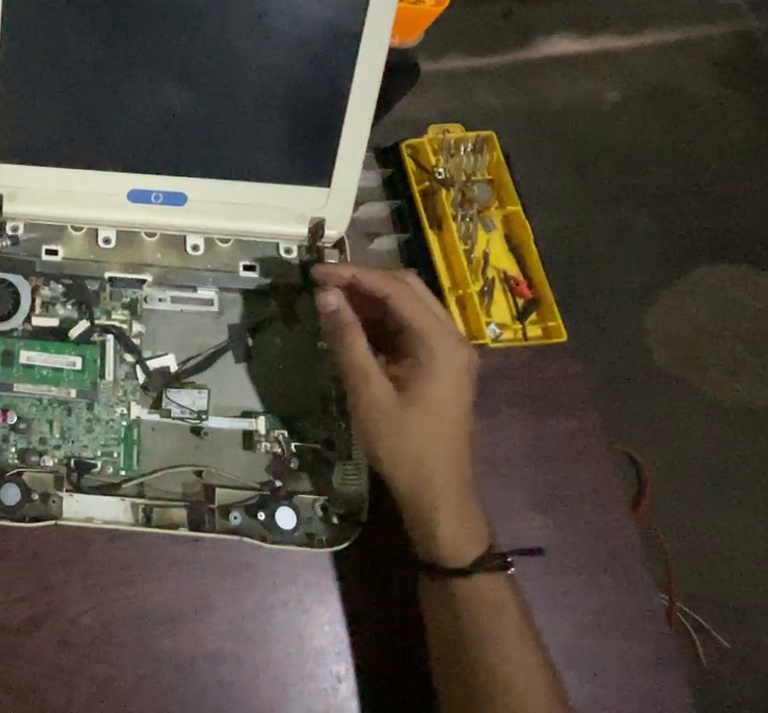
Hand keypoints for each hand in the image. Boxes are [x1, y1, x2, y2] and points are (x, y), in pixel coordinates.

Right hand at [313, 264, 488, 564]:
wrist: (437, 494)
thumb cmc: (403, 446)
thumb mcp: (367, 391)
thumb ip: (347, 339)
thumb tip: (325, 294)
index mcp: (440, 341)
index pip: (396, 289)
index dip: (354, 275)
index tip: (316, 273)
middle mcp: (451, 337)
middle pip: (406, 289)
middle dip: (363, 281)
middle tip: (321, 283)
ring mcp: (447, 351)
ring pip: (407, 306)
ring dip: (369, 299)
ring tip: (329, 300)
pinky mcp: (438, 364)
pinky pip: (407, 327)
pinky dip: (378, 320)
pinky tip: (349, 325)